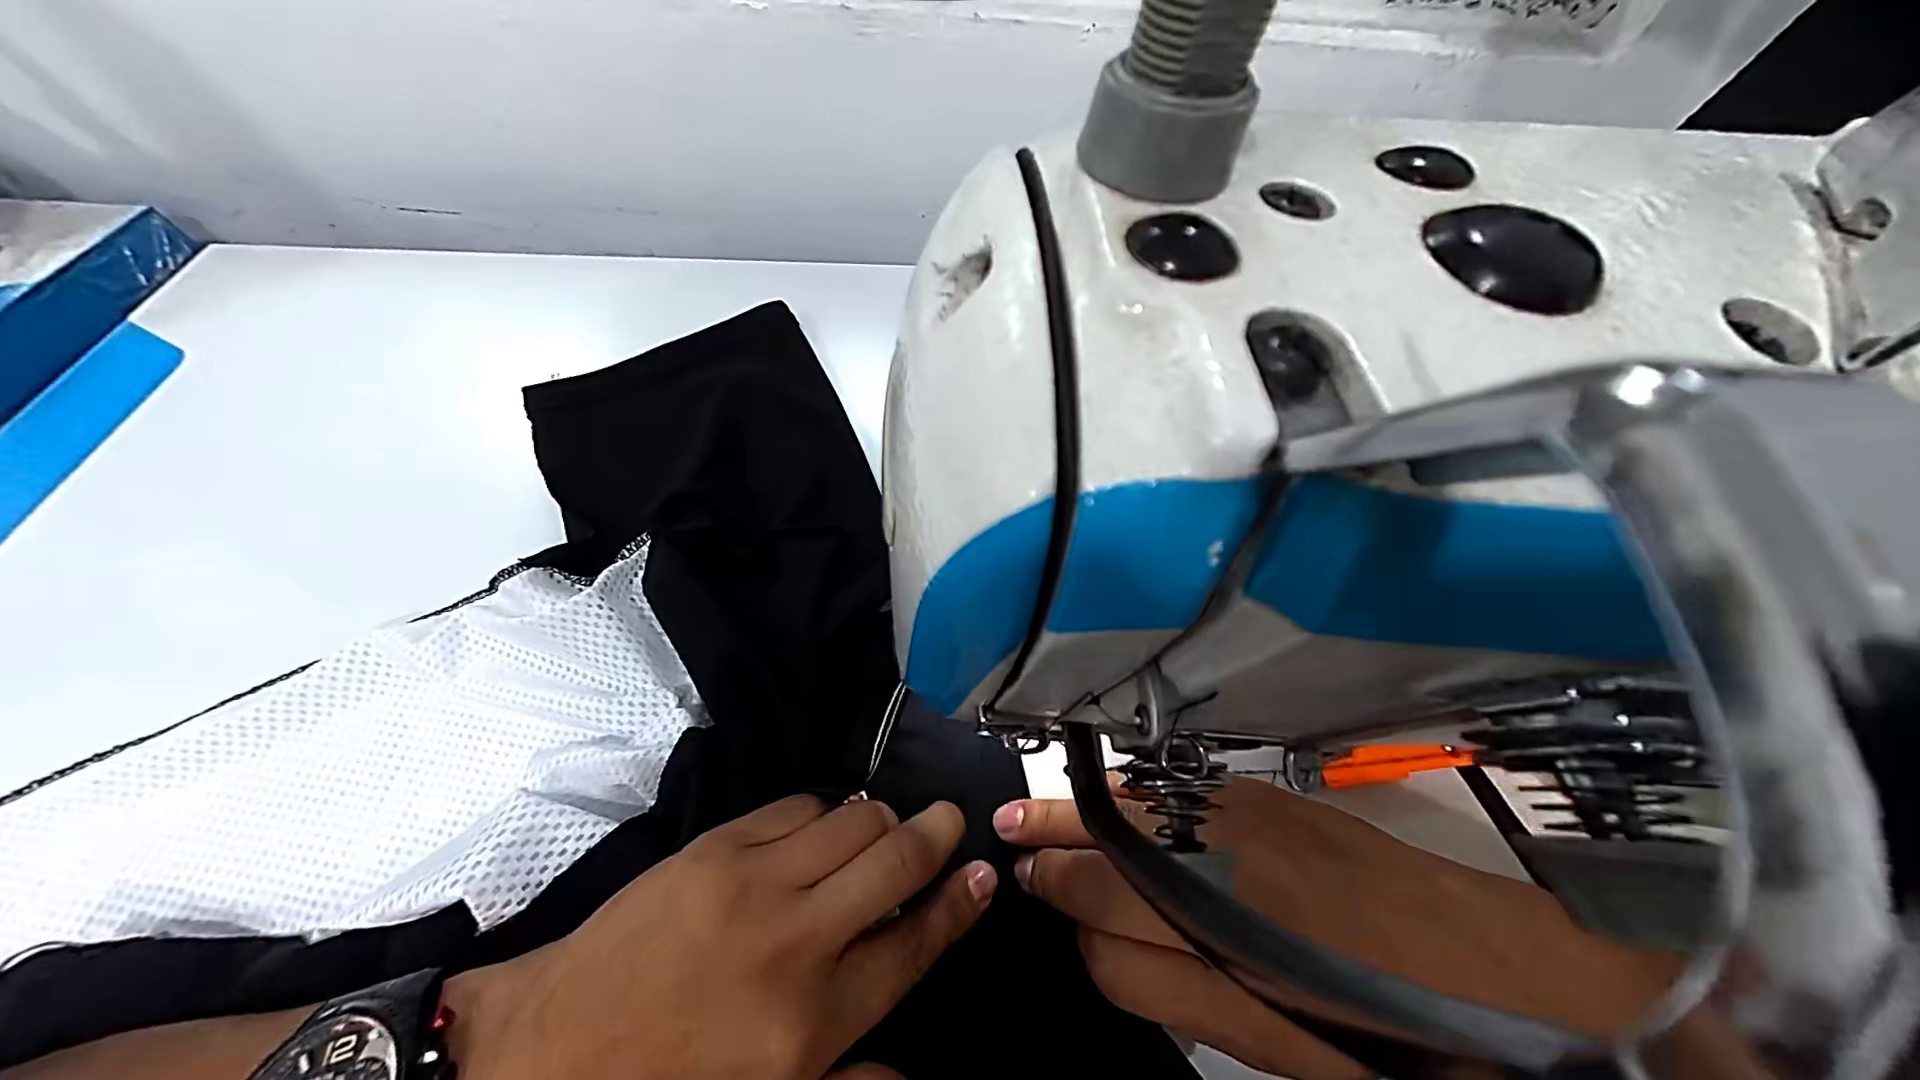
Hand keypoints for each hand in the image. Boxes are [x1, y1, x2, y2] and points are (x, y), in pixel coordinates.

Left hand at [450, 795, 996, 1079]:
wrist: (540, 1057)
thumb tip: (908, 1070)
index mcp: (815, 1018)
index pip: (913, 942)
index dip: (959, 903)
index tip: (984, 873)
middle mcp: (798, 939)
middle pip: (895, 860)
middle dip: (935, 832)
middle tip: (947, 819)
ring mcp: (755, 881)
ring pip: (853, 820)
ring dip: (877, 820)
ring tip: (878, 830)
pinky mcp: (715, 846)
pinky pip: (796, 807)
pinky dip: (821, 813)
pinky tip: (817, 829)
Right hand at [993, 777, 1681, 1079]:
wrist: (1506, 968)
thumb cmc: (1392, 1031)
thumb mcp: (1278, 1041)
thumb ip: (1170, 988)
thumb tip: (1088, 941)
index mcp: (1220, 918)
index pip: (1103, 896)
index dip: (1056, 887)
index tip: (1019, 875)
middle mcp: (1224, 845)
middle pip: (1109, 833)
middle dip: (1050, 830)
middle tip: (1001, 821)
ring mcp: (1246, 809)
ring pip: (1137, 800)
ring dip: (1084, 806)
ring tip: (1039, 810)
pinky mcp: (1267, 794)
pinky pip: (1175, 789)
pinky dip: (1133, 796)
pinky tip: (1114, 804)